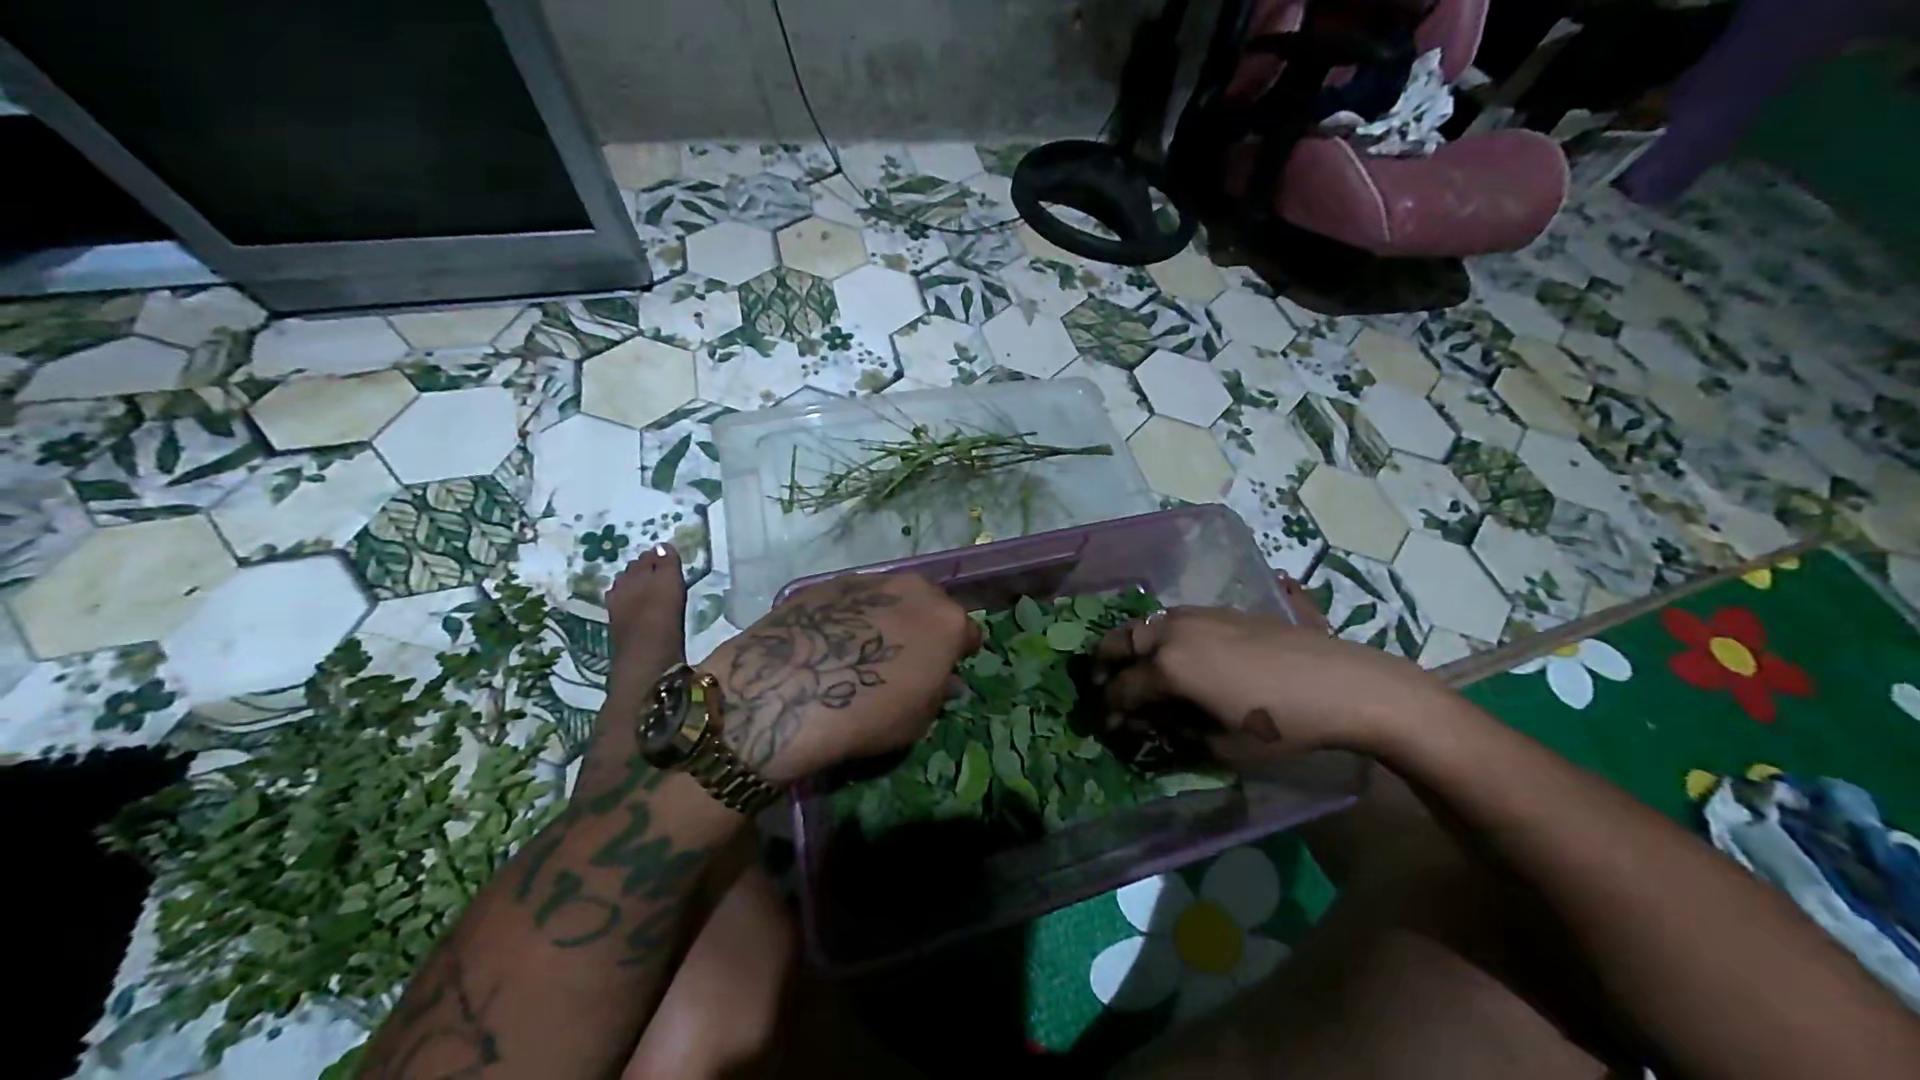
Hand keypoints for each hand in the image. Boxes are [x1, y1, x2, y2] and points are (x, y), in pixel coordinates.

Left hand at [697, 573, 979, 782]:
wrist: (786, 691)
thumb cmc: (866, 714)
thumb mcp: (917, 721)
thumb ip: (937, 693)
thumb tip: (942, 679)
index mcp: (947, 621)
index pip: (969, 633)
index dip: (959, 653)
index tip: (946, 670)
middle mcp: (914, 589)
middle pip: (931, 606)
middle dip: (925, 628)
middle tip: (906, 658)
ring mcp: (868, 580)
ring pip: (891, 597)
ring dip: (888, 617)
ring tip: (863, 649)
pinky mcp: (827, 582)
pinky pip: (853, 599)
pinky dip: (851, 615)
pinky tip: (830, 643)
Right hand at [1093, 606, 1441, 765]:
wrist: (1343, 684)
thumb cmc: (1281, 724)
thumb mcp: (1223, 747)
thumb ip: (1179, 735)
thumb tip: (1159, 727)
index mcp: (1168, 667)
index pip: (1121, 688)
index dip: (1109, 711)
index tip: (1109, 727)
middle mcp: (1172, 633)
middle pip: (1119, 642)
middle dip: (1104, 665)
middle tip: (1104, 685)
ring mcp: (1197, 615)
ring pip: (1145, 624)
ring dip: (1131, 646)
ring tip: (1136, 668)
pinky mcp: (1220, 610)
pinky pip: (1173, 619)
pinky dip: (1160, 635)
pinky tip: (1177, 654)